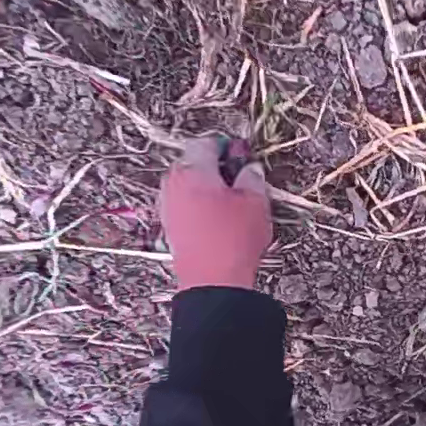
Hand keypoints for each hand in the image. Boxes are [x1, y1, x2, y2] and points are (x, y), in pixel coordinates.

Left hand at [160, 137, 270, 291]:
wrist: (214, 282)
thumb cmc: (233, 239)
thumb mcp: (256, 201)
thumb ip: (253, 177)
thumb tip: (250, 170)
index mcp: (192, 171)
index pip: (206, 143)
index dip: (228, 146)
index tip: (243, 154)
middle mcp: (174, 185)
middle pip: (195, 164)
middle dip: (219, 167)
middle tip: (244, 177)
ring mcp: (169, 207)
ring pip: (191, 186)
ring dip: (212, 188)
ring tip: (237, 201)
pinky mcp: (171, 227)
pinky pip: (188, 205)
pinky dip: (204, 206)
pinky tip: (224, 219)